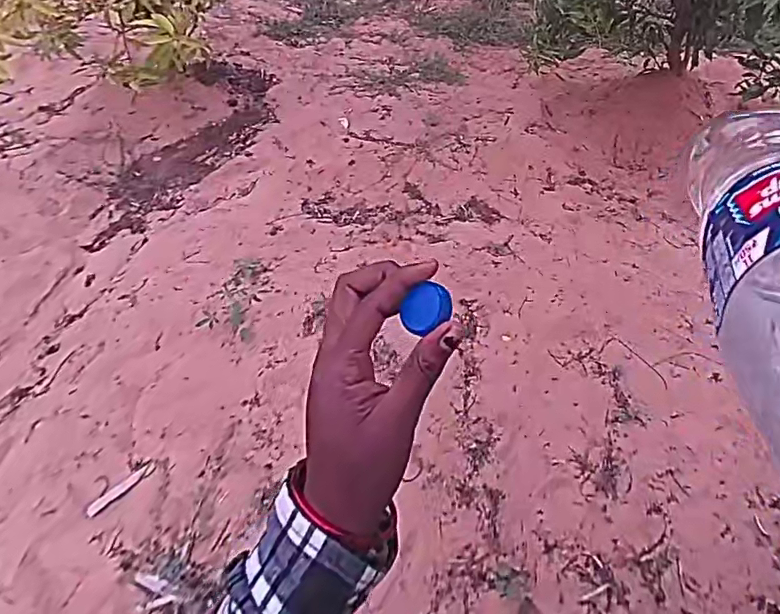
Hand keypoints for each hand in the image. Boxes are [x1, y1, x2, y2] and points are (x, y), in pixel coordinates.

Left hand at [301, 260, 458, 538]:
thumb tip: (450, 329)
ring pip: (347, 305)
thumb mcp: (399, 419)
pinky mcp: (338, 373)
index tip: (430, 268)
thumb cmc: (363, 471)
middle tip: (420, 277)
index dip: (401, 281)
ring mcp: (330, 363)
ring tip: (415, 294)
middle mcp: (328, 356)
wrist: (334, 510)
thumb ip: (423, 369)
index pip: (369, 305)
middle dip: (382, 275)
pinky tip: (399, 317)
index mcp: (339, 364)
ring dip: (378, 291)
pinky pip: (352, 325)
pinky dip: (375, 311)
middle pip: (347, 291)